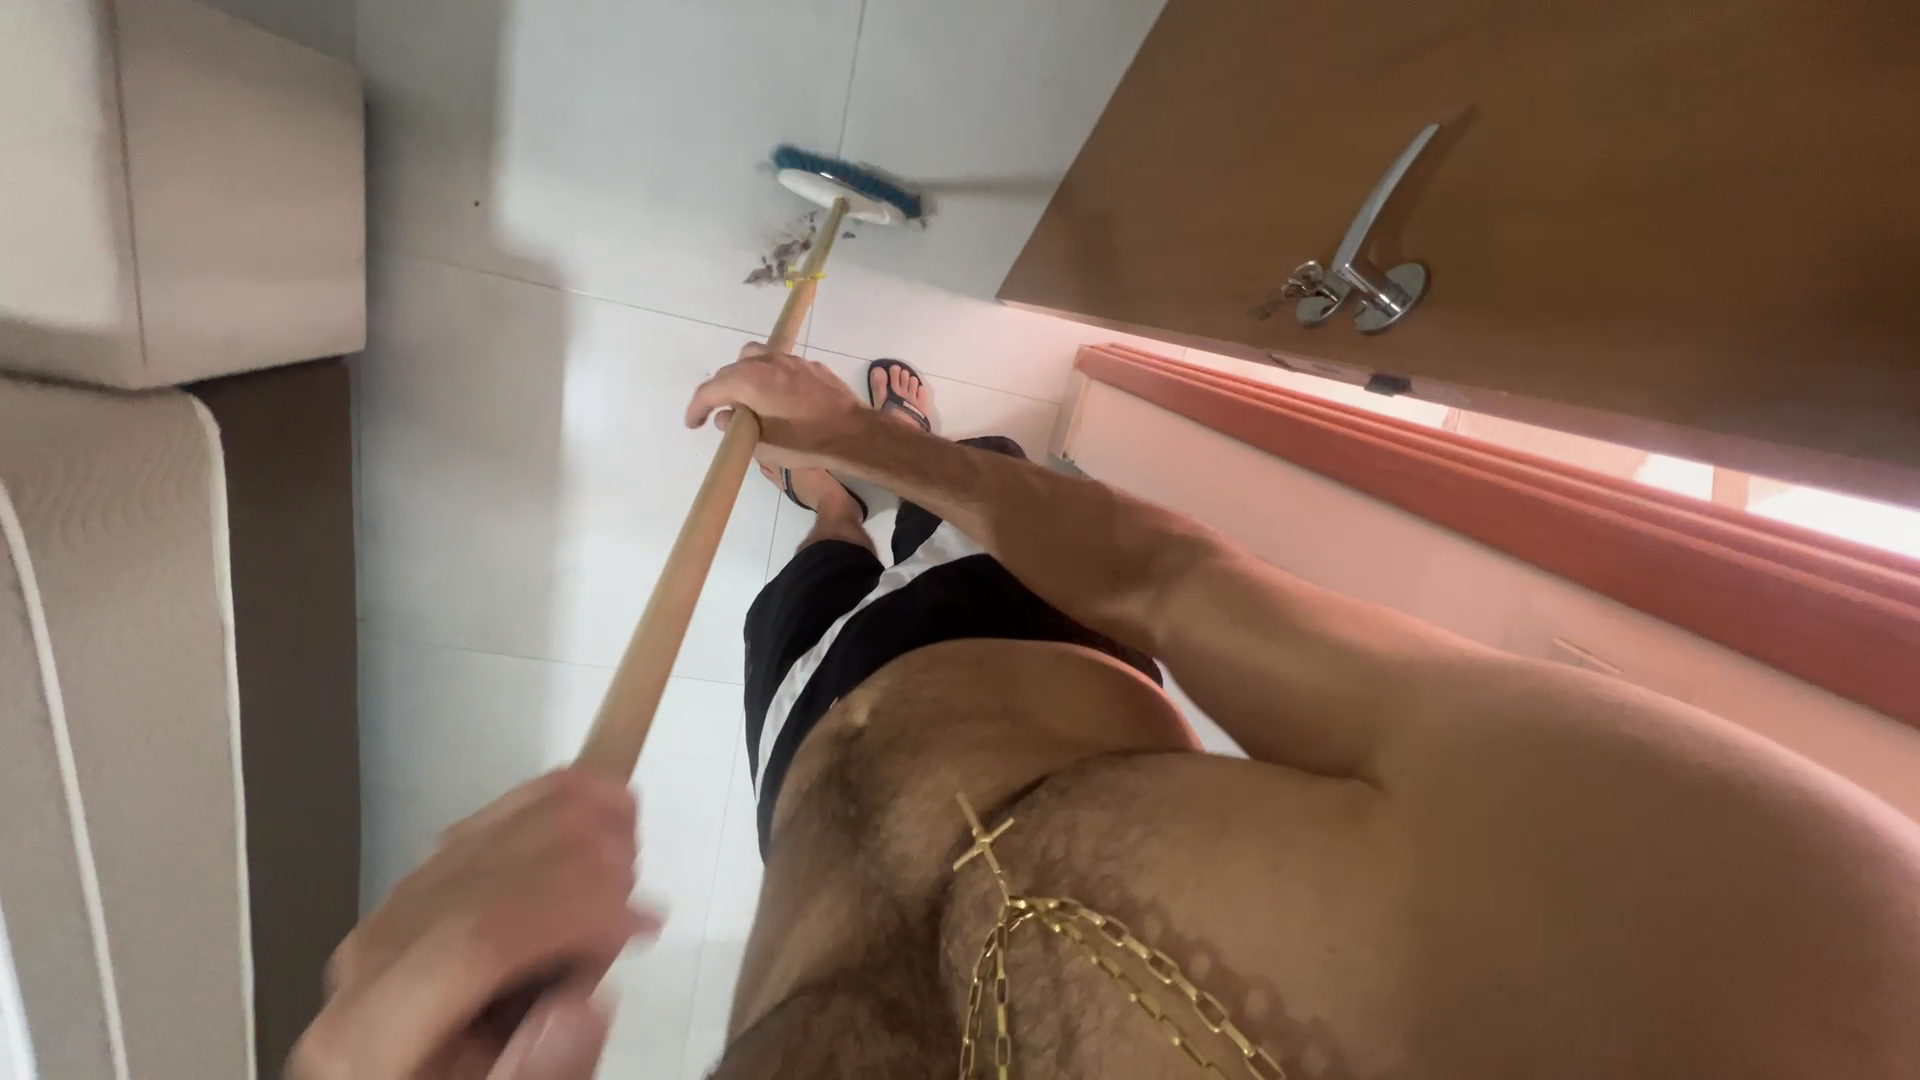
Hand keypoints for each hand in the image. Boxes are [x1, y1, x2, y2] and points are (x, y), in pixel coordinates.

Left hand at [290, 770, 661, 1079]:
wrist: (432, 1068)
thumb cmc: (473, 1078)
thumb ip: (538, 1072)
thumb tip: (583, 1008)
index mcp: (373, 1031)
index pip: (481, 941)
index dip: (577, 912)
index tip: (642, 927)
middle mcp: (379, 949)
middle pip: (500, 870)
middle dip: (597, 868)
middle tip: (640, 914)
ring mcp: (406, 896)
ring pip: (512, 822)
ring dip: (594, 826)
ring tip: (627, 876)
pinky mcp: (437, 865)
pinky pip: (511, 806)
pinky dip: (574, 797)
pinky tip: (613, 813)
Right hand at [685, 343, 876, 468]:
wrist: (854, 433)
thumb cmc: (806, 442)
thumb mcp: (764, 445)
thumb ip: (738, 429)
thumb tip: (726, 418)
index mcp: (748, 380)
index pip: (710, 389)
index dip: (697, 407)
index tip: (693, 423)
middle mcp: (766, 362)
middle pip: (732, 370)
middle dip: (722, 391)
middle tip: (722, 413)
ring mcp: (790, 360)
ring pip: (756, 358)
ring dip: (745, 376)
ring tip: (748, 399)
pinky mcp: (811, 366)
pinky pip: (781, 366)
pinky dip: (771, 378)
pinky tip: (779, 399)